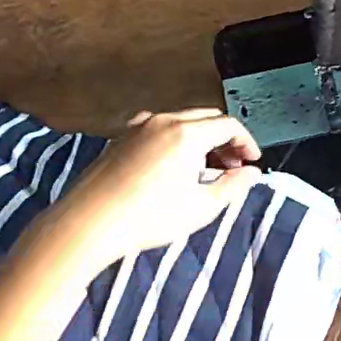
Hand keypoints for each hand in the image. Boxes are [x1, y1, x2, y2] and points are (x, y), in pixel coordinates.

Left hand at [29, 109, 261, 271]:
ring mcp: (138, 127)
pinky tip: (173, 168)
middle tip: (233, 166)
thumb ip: (233, 186)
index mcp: (186, 133)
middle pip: (206, 118)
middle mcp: (162, 121)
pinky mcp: (121, 138)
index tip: (251, 160)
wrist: (90, 222)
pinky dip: (175, 140)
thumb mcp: (201, 207)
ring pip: (181, 122)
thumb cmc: (146, 217)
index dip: (246, 142)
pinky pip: (158, 129)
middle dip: (224, 139)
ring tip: (204, 170)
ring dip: (200, 139)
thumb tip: (251, 174)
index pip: (228, 125)